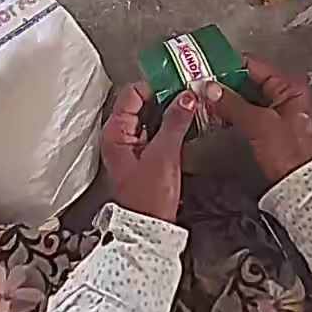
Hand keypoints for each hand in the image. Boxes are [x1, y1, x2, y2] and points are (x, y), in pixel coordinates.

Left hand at [100, 84, 198, 220]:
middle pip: (144, 103)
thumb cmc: (148, 197)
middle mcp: (122, 135)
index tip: (179, 82)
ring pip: (154, 116)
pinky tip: (191, 122)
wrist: (150, 229)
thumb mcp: (164, 154)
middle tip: (191, 90)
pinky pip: (161, 130)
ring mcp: (135, 145)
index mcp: (116, 132)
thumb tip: (186, 96)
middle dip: (168, 96)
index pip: (133, 94)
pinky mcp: (148, 155)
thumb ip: (175, 121)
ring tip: (195, 104)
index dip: (156, 86)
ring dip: (173, 110)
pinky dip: (175, 125)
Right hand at [205, 57, 311, 183]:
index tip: (208, 65)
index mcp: (289, 87)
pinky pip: (247, 111)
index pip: (254, 65)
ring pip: (246, 97)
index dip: (230, 64)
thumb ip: (232, 103)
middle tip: (202, 82)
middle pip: (249, 80)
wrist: (299, 184)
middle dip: (225, 82)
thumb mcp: (258, 124)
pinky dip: (232, 111)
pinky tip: (216, 113)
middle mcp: (285, 95)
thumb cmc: (290, 153)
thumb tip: (211, 88)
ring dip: (226, 98)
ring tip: (205, 96)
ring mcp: (277, 111)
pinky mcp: (270, 127)